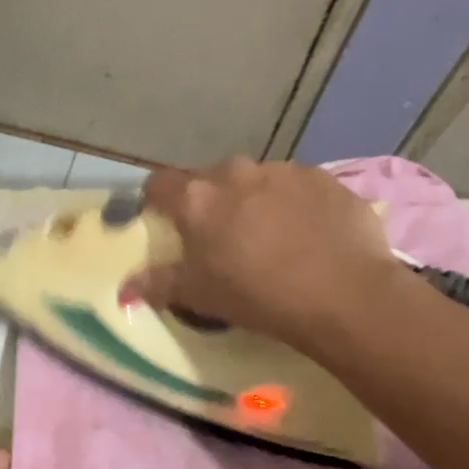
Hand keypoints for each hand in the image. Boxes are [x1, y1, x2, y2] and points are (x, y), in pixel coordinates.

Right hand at [137, 157, 399, 350]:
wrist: (343, 293)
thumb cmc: (257, 296)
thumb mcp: (200, 296)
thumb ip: (159, 284)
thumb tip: (125, 288)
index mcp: (198, 198)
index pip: (159, 184)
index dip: (157, 201)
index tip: (165, 222)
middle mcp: (236, 173)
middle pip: (211, 180)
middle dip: (213, 203)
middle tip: (224, 239)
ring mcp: (284, 171)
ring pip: (258, 182)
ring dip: (256, 202)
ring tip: (273, 240)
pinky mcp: (325, 179)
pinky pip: (299, 188)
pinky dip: (297, 206)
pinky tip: (310, 237)